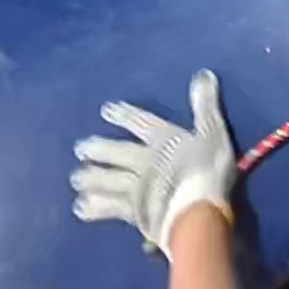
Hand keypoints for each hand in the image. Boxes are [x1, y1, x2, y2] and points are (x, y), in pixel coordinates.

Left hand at [71, 70, 236, 254]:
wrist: (197, 211)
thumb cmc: (208, 168)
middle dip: (100, 150)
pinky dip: (96, 208)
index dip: (125, 115)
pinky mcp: (136, 215)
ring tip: (75, 178)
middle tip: (79, 148)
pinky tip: (81, 208)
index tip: (106, 110)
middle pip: (119, 154)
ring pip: (110, 180)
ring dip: (93, 178)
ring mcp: (138, 189)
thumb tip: (202, 73)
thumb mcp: (212, 132)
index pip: (141, 123)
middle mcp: (146, 162)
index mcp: (164, 140)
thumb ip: (206, 105)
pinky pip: (112, 209)